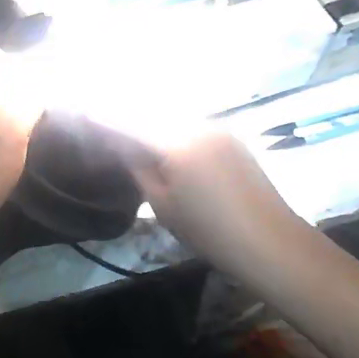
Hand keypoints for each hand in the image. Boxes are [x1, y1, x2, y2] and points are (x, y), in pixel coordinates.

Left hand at [0, 25, 44, 250]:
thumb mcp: (18, 156)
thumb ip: (27, 121)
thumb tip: (36, 96)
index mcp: (12, 114)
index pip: (39, 80)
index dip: (51, 74)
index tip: (60, 71)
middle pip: (13, 62)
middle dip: (27, 63)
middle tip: (35, 71)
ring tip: (7, 61)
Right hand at [120, 127, 304, 266]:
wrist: (270, 241)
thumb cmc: (209, 231)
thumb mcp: (163, 206)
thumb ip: (140, 170)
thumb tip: (126, 149)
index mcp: (176, 142)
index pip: (131, 124)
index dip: (108, 120)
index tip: (89, 116)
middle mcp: (197, 126)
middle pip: (155, 115)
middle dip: (133, 120)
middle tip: (116, 134)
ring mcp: (220, 130)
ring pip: (177, 120)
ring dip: (157, 125)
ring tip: (142, 142)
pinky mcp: (234, 140)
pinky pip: (196, 128)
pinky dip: (179, 132)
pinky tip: (174, 149)